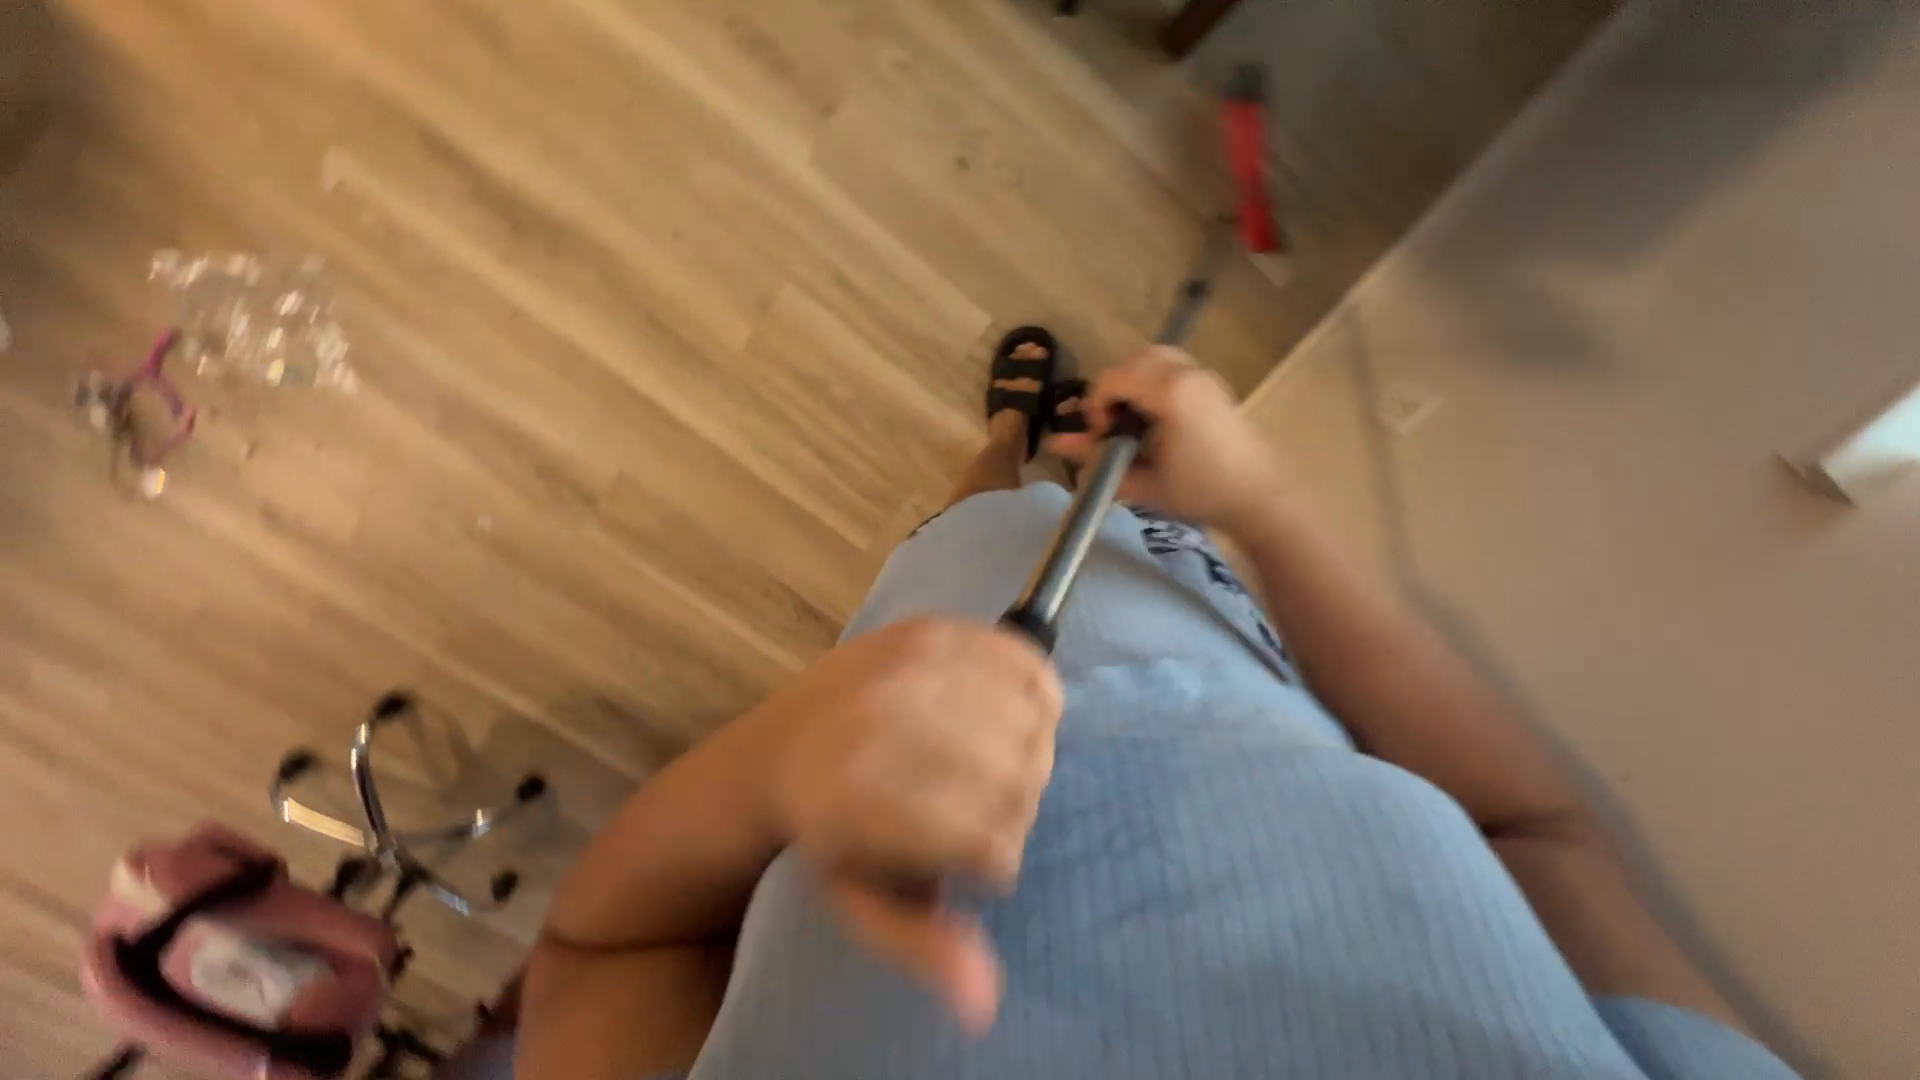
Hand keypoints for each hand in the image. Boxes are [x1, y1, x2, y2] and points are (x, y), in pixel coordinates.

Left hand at [755, 616, 1063, 1032]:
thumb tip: (986, 1001)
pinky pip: (1026, 661)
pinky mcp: (929, 629)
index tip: (975, 860)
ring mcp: (909, 666)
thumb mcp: (860, 903)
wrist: (777, 744)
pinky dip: (1038, 694)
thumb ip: (922, 944)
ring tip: (997, 766)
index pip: (992, 841)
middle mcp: (887, 724)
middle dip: (1018, 808)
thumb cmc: (825, 833)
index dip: (998, 861)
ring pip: (1031, 723)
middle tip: (988, 811)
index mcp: (864, 800)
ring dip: (1031, 755)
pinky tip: (1013, 714)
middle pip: (1018, 778)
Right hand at [1046, 346, 1292, 535]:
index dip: (1096, 405)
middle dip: (1112, 390)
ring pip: (1153, 357)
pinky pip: (1172, 367)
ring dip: (1132, 381)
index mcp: (1169, 392)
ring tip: (1131, 418)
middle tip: (1112, 426)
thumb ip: (1094, 459)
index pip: (1112, 378)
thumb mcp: (1140, 482)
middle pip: (1131, 361)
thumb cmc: (1198, 493)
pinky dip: (1153, 381)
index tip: (1102, 437)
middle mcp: (1186, 373)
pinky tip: (1155, 417)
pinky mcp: (1213, 385)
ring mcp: (1203, 376)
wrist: (1259, 498)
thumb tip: (1056, 444)